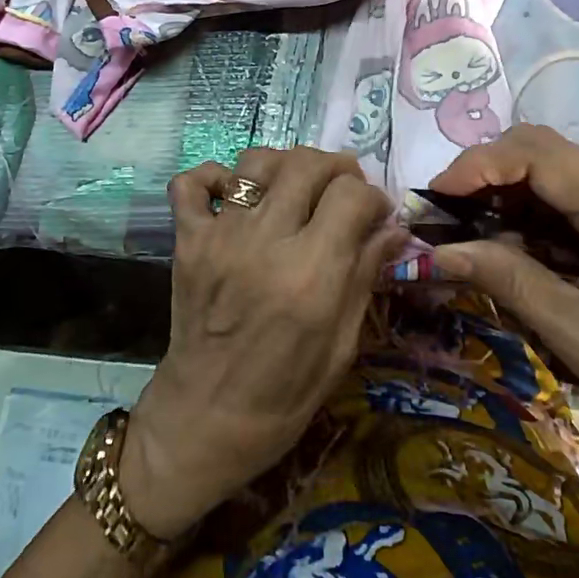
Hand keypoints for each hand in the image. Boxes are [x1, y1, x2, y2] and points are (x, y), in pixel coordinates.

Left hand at [122, 147, 407, 539]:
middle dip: (335, 169)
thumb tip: (392, 228)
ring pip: (255, 161)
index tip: (374, 215)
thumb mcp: (342, 344)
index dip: (371, 197)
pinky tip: (232, 194)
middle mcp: (265, 243)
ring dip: (284, 165)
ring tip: (296, 189)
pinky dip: (213, 176)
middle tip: (342, 192)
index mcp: (312, 274)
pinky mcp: (186, 240)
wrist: (207, 415)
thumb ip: (364, 276)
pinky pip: (189, 183)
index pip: (351, 194)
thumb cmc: (285, 394)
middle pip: (306, 164)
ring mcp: (219, 236)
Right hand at [426, 125, 578, 455]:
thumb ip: (505, 279)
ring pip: (551, 166)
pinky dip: (526, 208)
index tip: (434, 197)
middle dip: (484, 174)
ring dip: (502, 191)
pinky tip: (512, 244)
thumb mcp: (577, 332)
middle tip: (445, 214)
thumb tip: (436, 250)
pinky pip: (567, 192)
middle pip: (542, 148)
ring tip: (469, 232)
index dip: (477, 165)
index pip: (539, 154)